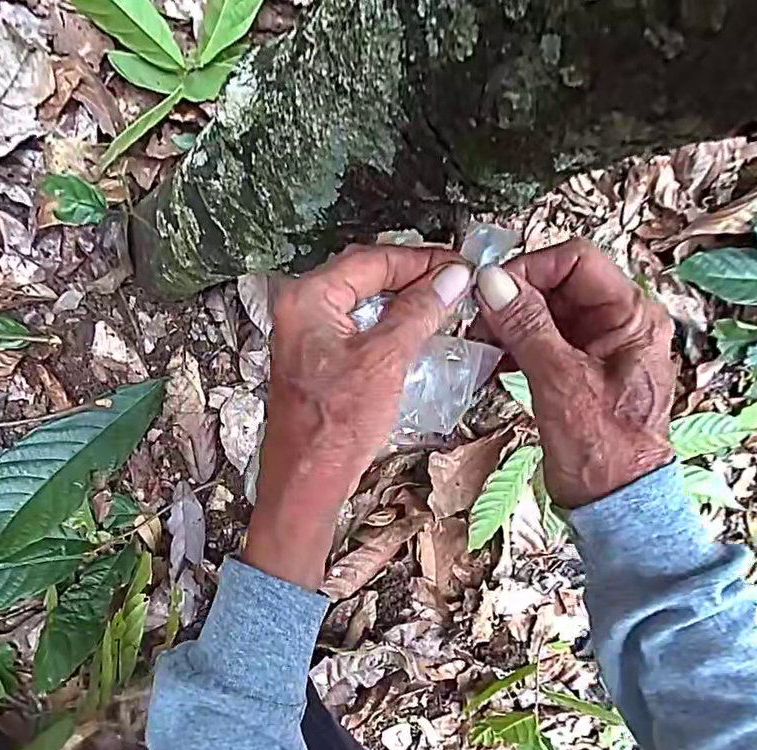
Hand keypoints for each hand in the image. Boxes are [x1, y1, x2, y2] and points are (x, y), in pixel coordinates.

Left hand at [243, 245, 473, 588]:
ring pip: (361, 305)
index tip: (457, 265)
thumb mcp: (385, 361)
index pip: (371, 260)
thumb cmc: (335, 428)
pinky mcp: (315, 363)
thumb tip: (450, 278)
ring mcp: (305, 338)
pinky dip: (385, 328)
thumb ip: (417, 312)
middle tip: (453, 281)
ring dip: (400, 302)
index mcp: (307, 300)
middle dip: (411, 277)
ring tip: (440, 304)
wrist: (308, 482)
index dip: (420, 260)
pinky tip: (411, 333)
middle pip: (363, 277)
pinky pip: (355, 331)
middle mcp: (300, 312)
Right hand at [476, 239, 678, 507]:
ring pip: (549, 316)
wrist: (614, 504)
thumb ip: (528, 328)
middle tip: (478, 320)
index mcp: (632, 317)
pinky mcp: (581, 374)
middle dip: (515, 298)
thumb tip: (494, 283)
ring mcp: (601, 350)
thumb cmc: (604, 452)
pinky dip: (518, 348)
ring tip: (481, 342)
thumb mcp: (561, 383)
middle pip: (561, 286)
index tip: (490, 290)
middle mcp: (620, 326)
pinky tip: (494, 361)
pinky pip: (546, 344)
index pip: (577, 261)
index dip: (530, 269)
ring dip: (512, 324)